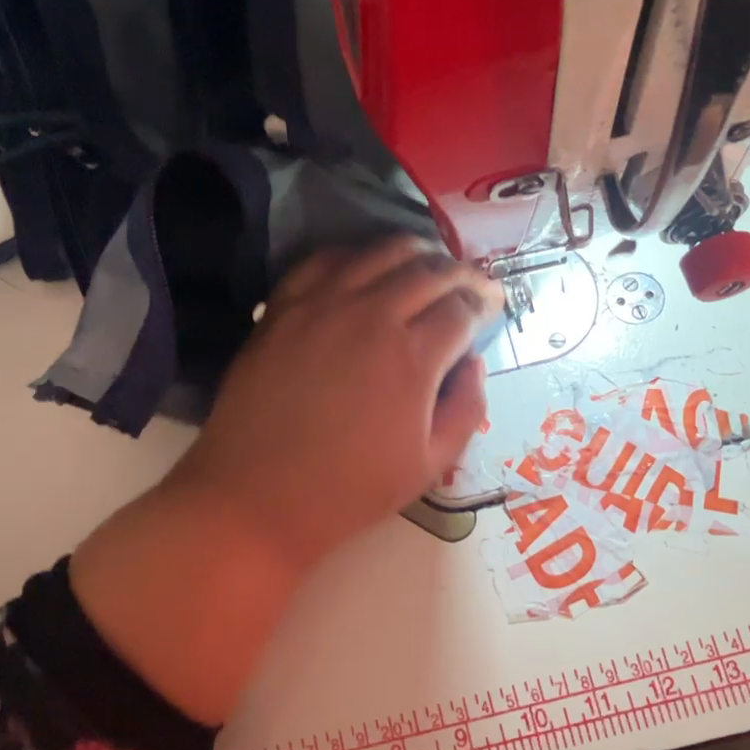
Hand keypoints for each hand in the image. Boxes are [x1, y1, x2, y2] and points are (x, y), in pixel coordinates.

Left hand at [166, 236, 504, 570]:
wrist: (257, 497)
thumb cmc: (349, 491)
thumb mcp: (430, 465)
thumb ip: (467, 409)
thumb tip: (473, 363)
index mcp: (412, 358)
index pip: (462, 308)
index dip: (485, 303)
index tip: (493, 306)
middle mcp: (370, 315)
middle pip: (429, 270)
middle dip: (461, 273)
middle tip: (472, 284)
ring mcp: (322, 305)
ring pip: (381, 252)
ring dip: (417, 253)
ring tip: (429, 264)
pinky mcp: (284, 307)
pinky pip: (326, 260)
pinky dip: (358, 256)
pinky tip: (367, 268)